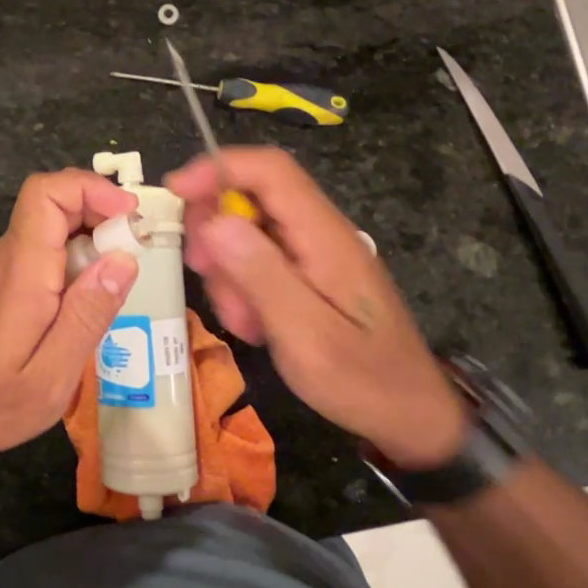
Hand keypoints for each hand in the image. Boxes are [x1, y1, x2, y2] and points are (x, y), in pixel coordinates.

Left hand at [0, 170, 141, 472]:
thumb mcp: (51, 376)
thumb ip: (88, 315)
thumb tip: (124, 258)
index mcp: (22, 271)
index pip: (45, 193)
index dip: (91, 188)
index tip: (131, 217)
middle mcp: (9, 257)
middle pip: (53, 201)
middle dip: (101, 210)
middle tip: (137, 247)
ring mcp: (3, 268)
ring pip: (51, 224)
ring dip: (91, 233)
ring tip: (121, 274)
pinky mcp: (4, 283)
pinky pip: (44, 249)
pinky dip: (76, 255)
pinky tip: (91, 294)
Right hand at [166, 147, 467, 468]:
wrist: (413, 418)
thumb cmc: (364, 380)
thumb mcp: (306, 336)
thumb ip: (261, 276)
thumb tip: (215, 222)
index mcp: (325, 236)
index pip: (269, 170)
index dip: (217, 169)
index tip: (175, 194)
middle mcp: (320, 234)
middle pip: (253, 196)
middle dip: (215, 228)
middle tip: (201, 271)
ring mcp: (315, 255)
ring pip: (250, 232)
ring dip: (229, 268)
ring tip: (243, 320)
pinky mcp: (310, 276)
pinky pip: (261, 261)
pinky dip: (244, 287)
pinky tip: (256, 326)